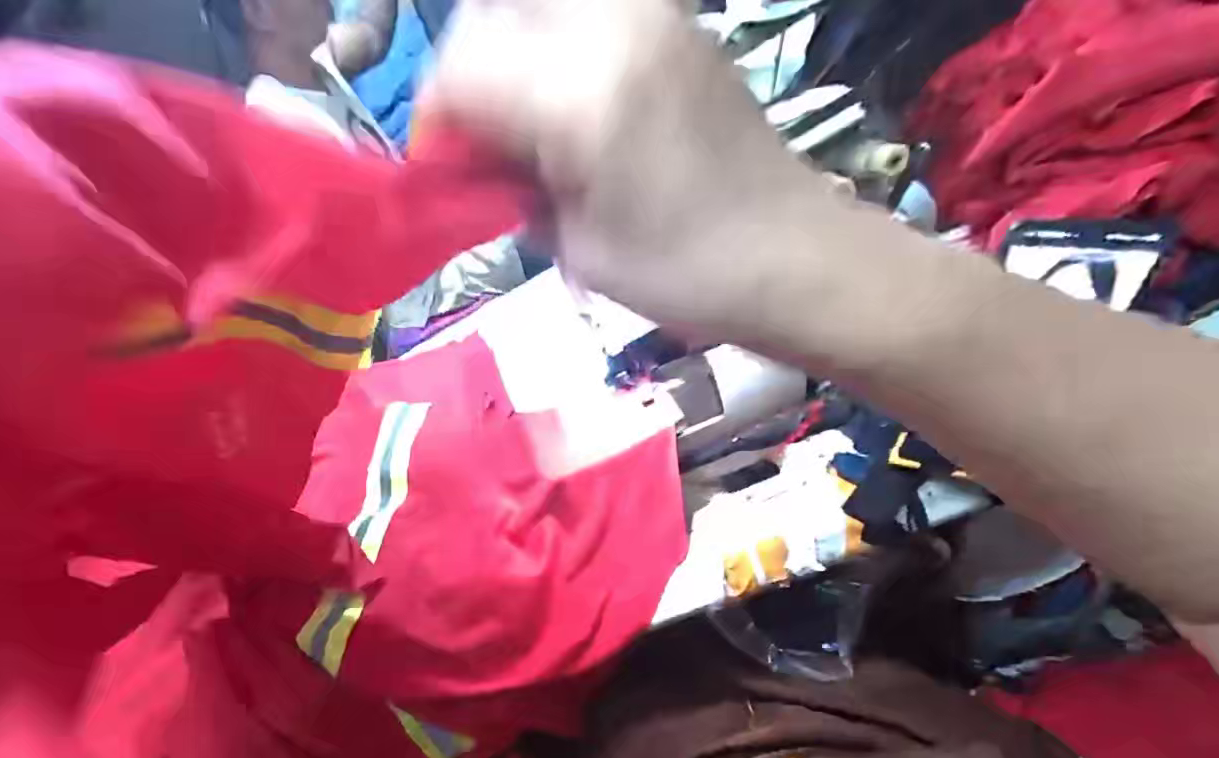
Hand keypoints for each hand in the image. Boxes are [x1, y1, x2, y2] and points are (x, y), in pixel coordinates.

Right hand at [419, 0, 878, 349]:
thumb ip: (509, 186)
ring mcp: (649, 11)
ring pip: (531, 3)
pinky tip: (560, 107)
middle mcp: (612, 24)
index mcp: (581, 94)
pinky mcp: (671, 19)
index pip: (461, 70)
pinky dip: (546, 50)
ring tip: (514, 125)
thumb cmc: (675, 271)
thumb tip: (468, 162)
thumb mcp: (572, 243)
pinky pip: (577, 13)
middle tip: (473, 142)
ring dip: (503, 56)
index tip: (437, 170)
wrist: (784, 253)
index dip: (434, 122)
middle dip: (463, 75)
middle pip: (489, 12)